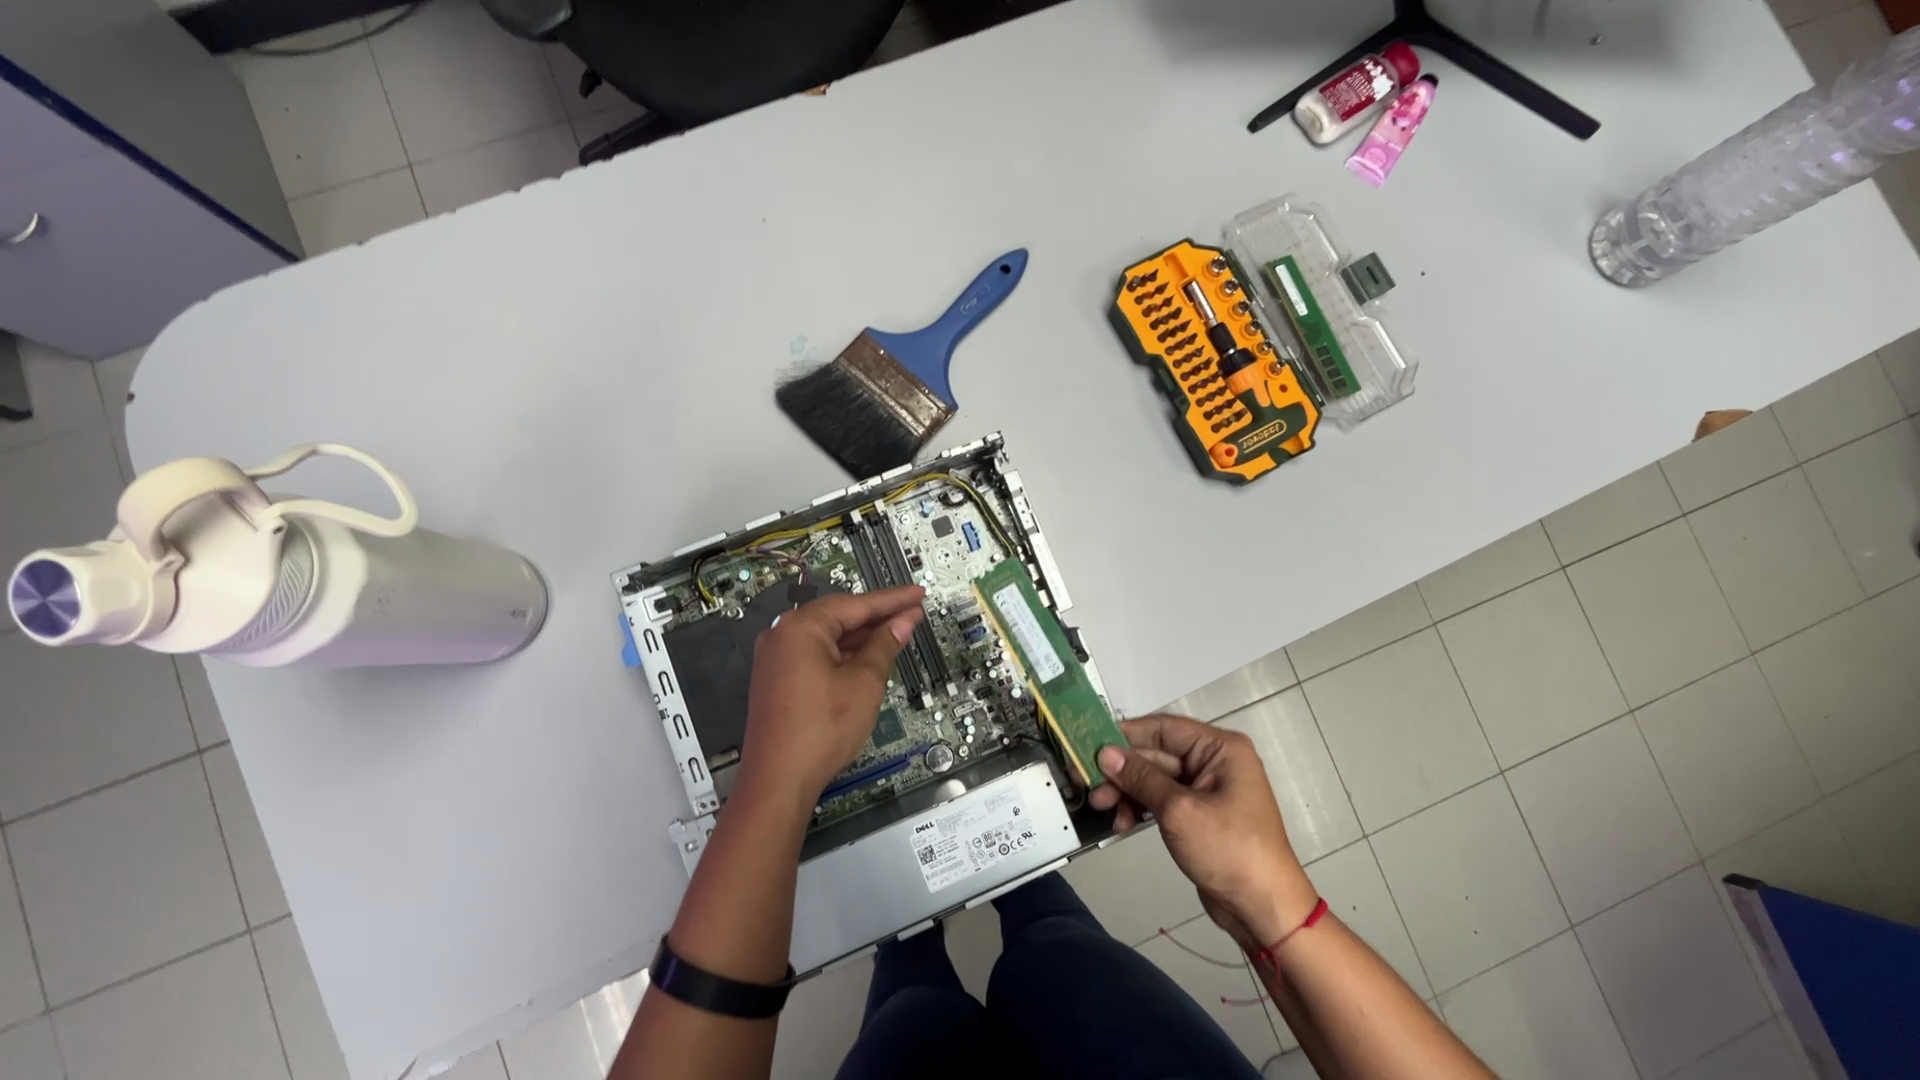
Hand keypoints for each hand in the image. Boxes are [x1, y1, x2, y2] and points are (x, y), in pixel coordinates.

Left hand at [737, 585, 924, 808]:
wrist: (778, 780)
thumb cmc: (821, 730)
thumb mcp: (864, 683)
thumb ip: (884, 645)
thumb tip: (903, 622)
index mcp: (801, 627)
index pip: (856, 604)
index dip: (892, 600)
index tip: (917, 594)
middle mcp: (782, 635)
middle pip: (839, 617)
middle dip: (877, 617)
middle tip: (912, 614)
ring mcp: (776, 659)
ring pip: (828, 638)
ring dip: (861, 637)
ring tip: (897, 635)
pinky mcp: (777, 680)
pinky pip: (815, 655)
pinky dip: (843, 655)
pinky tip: (867, 659)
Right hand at [1089, 715, 1318, 949]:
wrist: (1263, 907)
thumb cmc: (1228, 850)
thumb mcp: (1178, 810)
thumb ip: (1140, 777)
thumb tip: (1105, 753)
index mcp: (1220, 749)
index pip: (1163, 727)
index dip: (1125, 734)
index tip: (1089, 742)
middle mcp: (1214, 762)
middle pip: (1156, 754)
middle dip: (1122, 770)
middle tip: (1088, 783)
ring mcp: (1207, 789)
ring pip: (1155, 778)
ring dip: (1127, 791)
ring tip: (1103, 808)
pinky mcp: (1199, 814)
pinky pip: (1162, 800)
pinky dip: (1141, 807)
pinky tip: (1122, 822)